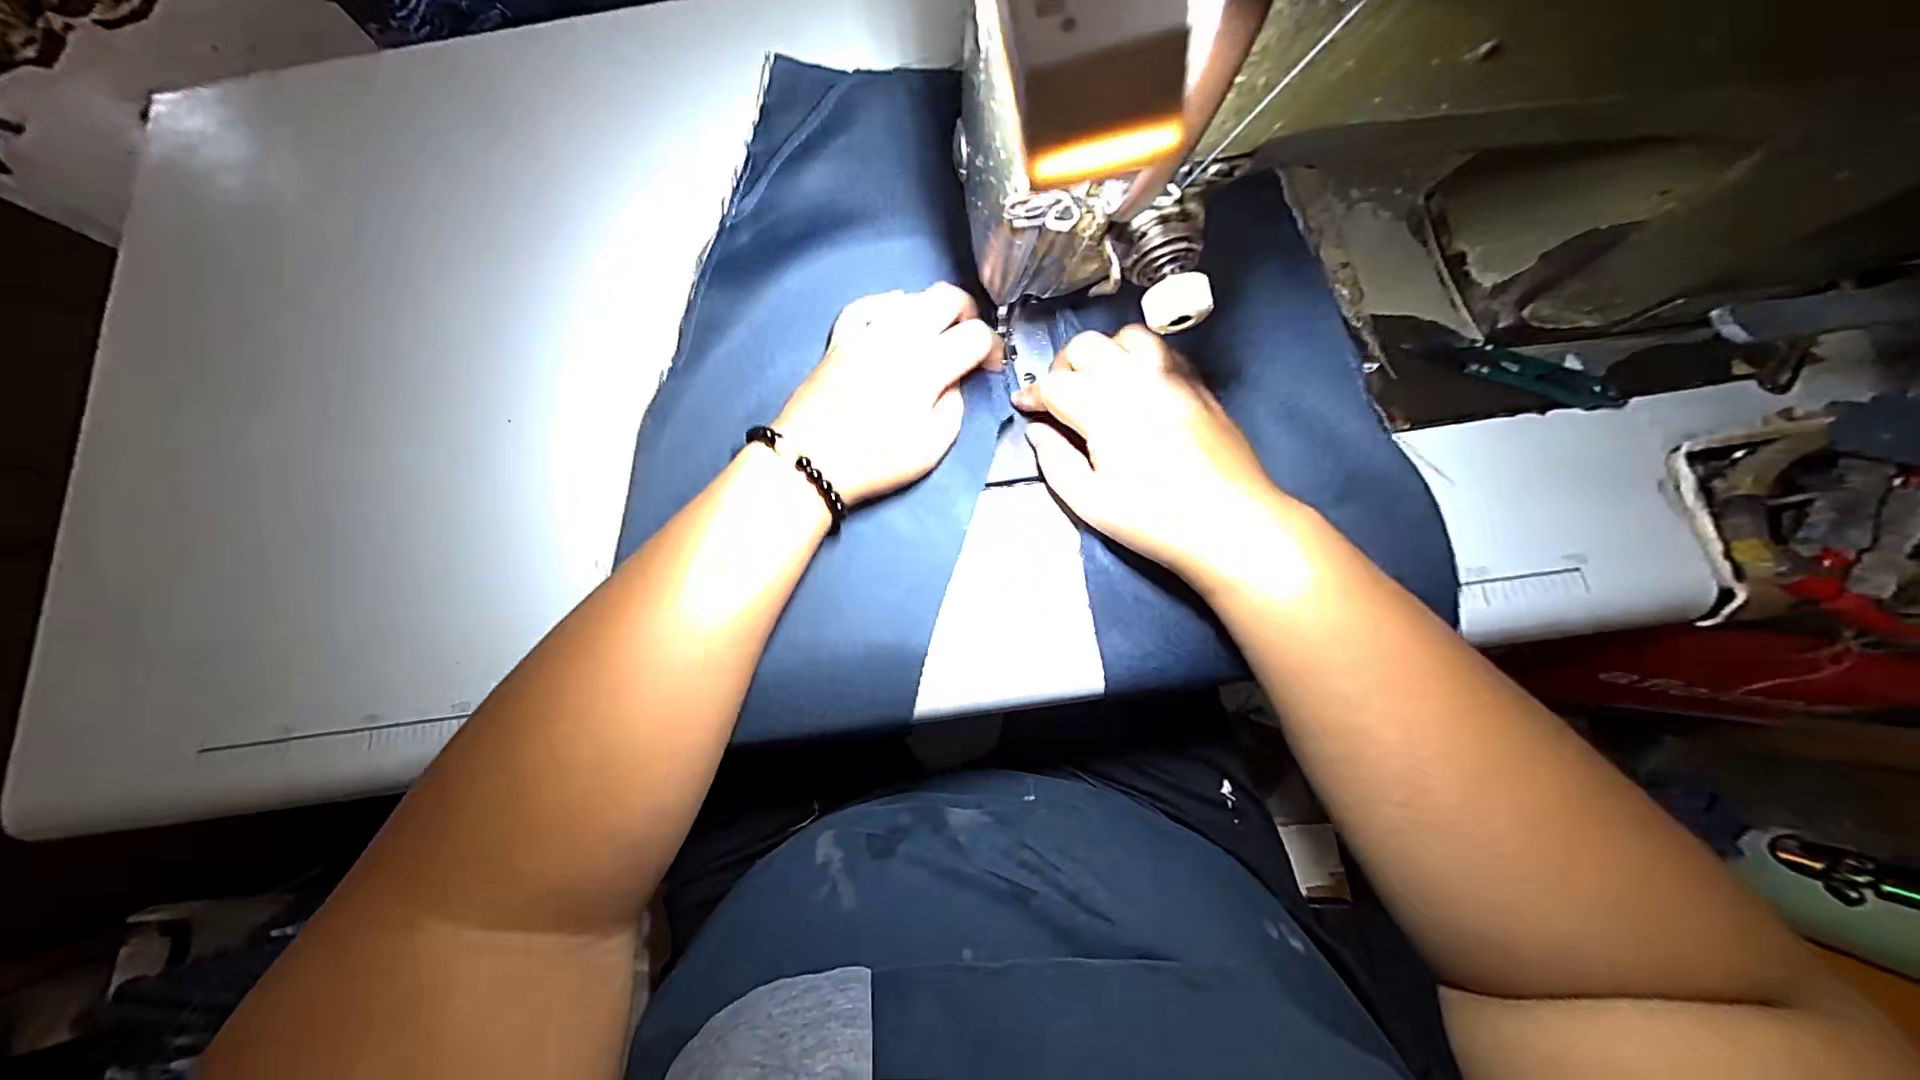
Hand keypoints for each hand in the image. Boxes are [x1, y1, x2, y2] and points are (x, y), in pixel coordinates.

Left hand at [769, 284, 1001, 504]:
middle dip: (968, 312)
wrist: (810, 459)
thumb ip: (954, 409)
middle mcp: (899, 336)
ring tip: (936, 334)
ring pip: (910, 296)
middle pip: (946, 297)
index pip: (975, 335)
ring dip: (933, 309)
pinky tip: (895, 314)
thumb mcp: (931, 448)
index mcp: (927, 365)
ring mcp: (866, 331)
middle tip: (969, 338)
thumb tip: (953, 384)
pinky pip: (868, 304)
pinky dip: (889, 304)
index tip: (990, 365)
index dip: (992, 347)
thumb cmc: (874, 460)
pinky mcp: (841, 337)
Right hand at [1012, 325, 1297, 582]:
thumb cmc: (1155, 519)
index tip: (1024, 405)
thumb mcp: (1090, 502)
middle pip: (1086, 347)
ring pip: (1126, 337)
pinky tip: (1136, 384)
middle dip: (1062, 366)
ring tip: (1097, 382)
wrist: (1230, 522)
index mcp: (1103, 407)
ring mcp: (1171, 375)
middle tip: (1057, 395)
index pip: (1054, 383)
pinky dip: (1138, 357)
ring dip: (1103, 353)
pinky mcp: (1197, 384)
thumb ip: (1054, 461)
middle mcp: (1136, 378)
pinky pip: (1162, 350)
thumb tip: (1037, 433)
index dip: (1032, 393)